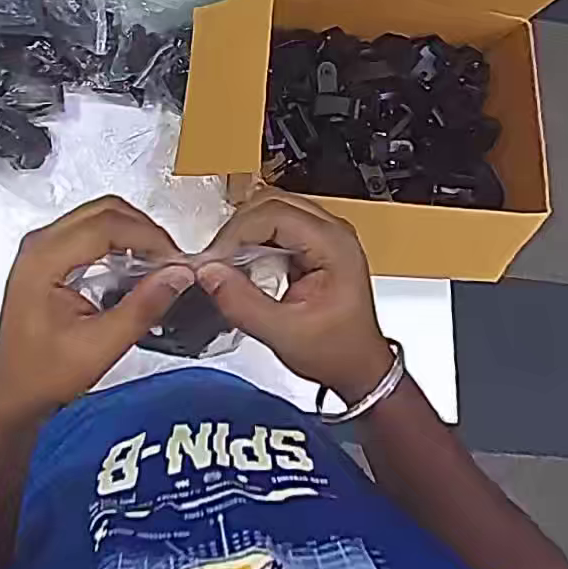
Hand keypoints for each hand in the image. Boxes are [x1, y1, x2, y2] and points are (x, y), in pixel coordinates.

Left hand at [0, 196, 192, 417]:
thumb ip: (143, 307)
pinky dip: (124, 241)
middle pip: (107, 211)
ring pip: (103, 216)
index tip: (174, 260)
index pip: (108, 225)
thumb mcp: (101, 346)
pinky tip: (138, 268)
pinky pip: (96, 230)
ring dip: (136, 234)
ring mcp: (45, 247)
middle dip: (146, 231)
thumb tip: (177, 276)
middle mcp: (41, 245)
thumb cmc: (43, 373)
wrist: (15, 392)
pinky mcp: (54, 256)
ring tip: (159, 265)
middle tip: (170, 260)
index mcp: (43, 260)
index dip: (149, 238)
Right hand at [192, 189, 392, 402]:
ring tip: (227, 265)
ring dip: (244, 233)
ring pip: (272, 210)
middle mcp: (333, 232)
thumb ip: (243, 303)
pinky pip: (277, 226)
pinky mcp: (314, 244)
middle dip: (237, 229)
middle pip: (272, 203)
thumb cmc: (337, 351)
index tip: (214, 260)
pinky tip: (244, 266)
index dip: (237, 232)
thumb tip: (209, 274)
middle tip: (216, 261)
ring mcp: (324, 235)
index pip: (275, 214)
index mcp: (334, 245)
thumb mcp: (284, 334)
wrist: (358, 365)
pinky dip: (254, 240)